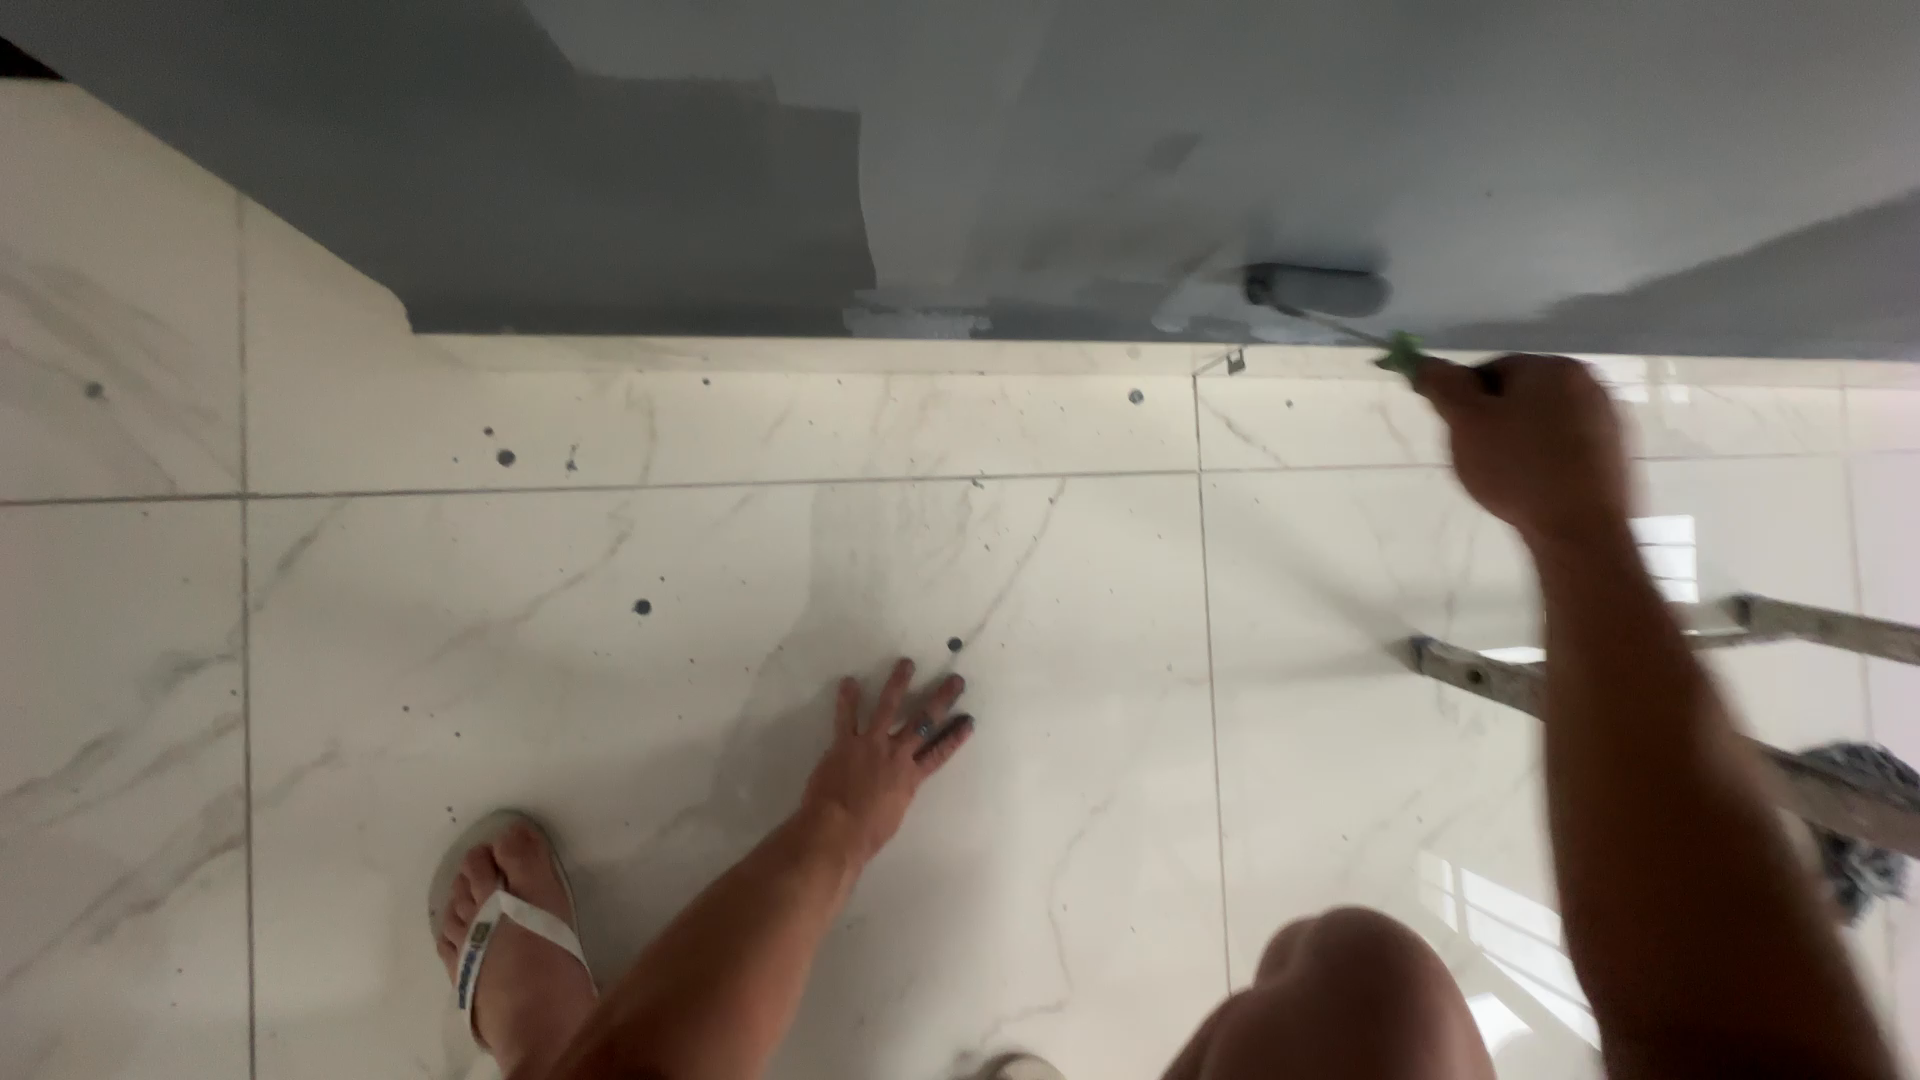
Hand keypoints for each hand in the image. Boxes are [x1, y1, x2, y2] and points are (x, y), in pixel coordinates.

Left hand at [799, 658, 972, 863]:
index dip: (954, 737)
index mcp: (910, 777)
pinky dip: (846, 699)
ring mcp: (871, 745)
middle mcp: (896, 755)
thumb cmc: (867, 834)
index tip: (968, 721)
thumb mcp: (893, 815)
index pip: (939, 753)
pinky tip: (848, 681)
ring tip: (906, 664)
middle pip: (923, 722)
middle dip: (940, 700)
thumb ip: (897, 795)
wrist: (838, 832)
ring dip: (898, 684)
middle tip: (954, 680)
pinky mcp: (845, 743)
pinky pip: (846, 717)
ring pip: (888, 708)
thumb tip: (896, 788)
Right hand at [1414, 353, 1633, 548]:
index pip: (1489, 370)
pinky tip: (1534, 482)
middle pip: (1518, 394)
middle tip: (1476, 455)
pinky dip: (1544, 456)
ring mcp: (1608, 415)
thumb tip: (1425, 363)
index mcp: (1551, 368)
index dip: (1464, 402)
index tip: (1457, 433)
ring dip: (1517, 439)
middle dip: (1491, 420)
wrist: (1578, 526)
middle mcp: (1588, 381)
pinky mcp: (1616, 448)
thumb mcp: (1465, 424)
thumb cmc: (1515, 468)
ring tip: (1505, 474)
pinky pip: (1565, 441)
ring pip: (1541, 418)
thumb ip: (1443, 387)